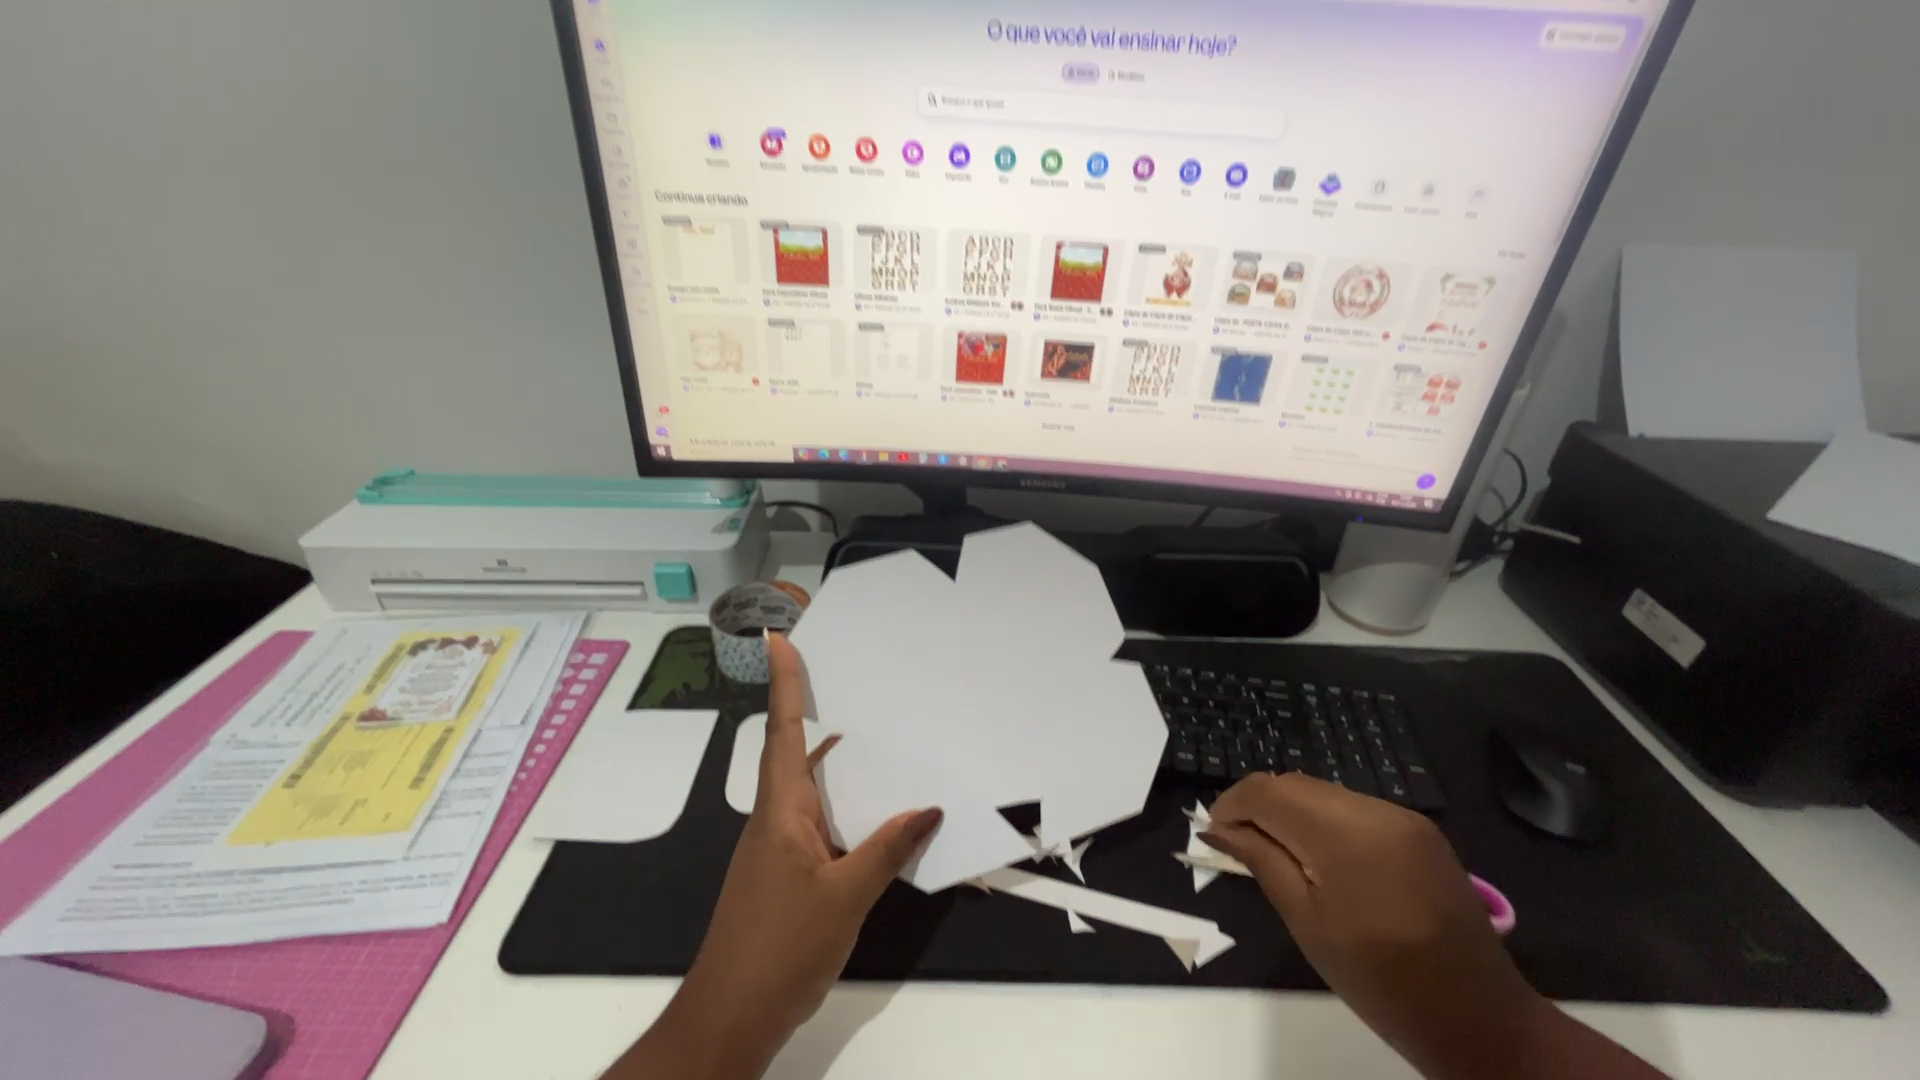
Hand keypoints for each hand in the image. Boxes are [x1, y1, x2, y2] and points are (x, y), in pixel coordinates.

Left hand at [608, 632, 941, 1079]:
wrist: (732, 1015)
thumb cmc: (781, 946)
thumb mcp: (844, 897)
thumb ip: (886, 850)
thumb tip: (927, 809)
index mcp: (782, 810)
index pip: (782, 732)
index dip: (784, 684)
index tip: (779, 639)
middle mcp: (777, 819)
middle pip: (797, 753)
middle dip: (816, 713)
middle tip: (855, 679)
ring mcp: (779, 848)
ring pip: (812, 791)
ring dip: (838, 765)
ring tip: (881, 738)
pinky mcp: (788, 875)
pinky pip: (820, 824)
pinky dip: (847, 810)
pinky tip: (878, 816)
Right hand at [1202, 773, 1553, 1079]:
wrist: (1479, 1019)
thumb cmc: (1380, 981)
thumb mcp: (1306, 922)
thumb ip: (1260, 861)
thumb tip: (1217, 828)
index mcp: (1344, 835)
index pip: (1267, 791)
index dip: (1230, 804)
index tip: (1212, 835)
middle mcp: (1375, 811)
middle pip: (1294, 784)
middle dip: (1258, 806)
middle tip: (1238, 847)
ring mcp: (1403, 818)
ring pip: (1323, 793)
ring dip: (1290, 813)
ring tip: (1277, 855)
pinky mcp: (1421, 830)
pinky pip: (1355, 809)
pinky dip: (1325, 822)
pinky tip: (1321, 860)